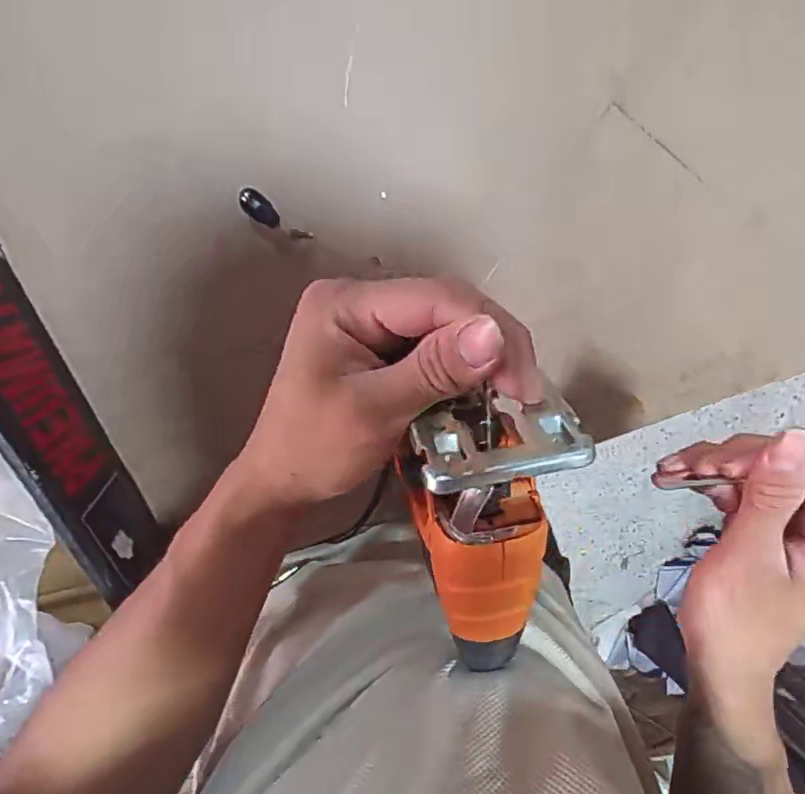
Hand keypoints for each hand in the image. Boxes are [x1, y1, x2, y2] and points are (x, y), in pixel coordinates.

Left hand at [233, 277, 543, 508]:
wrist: (280, 484)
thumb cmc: (314, 451)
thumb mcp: (374, 411)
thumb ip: (433, 370)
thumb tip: (496, 334)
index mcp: (346, 303)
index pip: (436, 298)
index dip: (489, 331)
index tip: (523, 384)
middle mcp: (359, 303)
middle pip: (445, 306)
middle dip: (491, 344)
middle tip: (524, 392)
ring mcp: (369, 327)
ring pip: (444, 328)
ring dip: (481, 359)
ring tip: (511, 394)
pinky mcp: (379, 353)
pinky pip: (431, 351)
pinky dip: (459, 373)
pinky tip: (480, 394)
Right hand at [655, 431, 804, 693]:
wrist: (715, 668)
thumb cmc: (733, 622)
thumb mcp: (748, 556)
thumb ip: (771, 496)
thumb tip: (795, 435)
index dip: (777, 456)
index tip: (720, 464)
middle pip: (797, 468)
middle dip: (740, 459)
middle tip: (688, 466)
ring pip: (771, 475)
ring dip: (721, 468)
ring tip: (675, 471)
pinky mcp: (777, 534)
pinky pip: (756, 494)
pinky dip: (721, 486)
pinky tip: (690, 485)